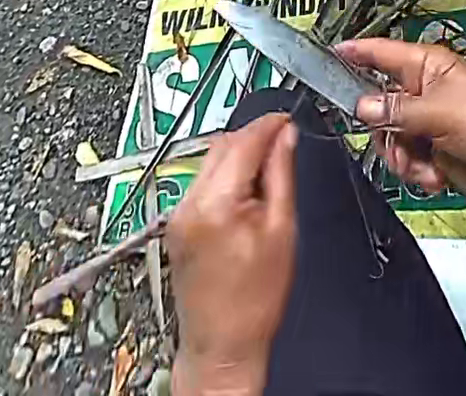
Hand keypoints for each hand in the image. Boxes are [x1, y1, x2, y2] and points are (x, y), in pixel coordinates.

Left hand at [166, 112, 296, 395]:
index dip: (270, 124)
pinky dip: (227, 174)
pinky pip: (204, 180)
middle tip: (284, 142)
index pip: (244, 141)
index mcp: (216, 203)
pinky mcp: (177, 223)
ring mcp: (179, 214)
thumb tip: (286, 136)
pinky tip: (247, 190)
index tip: (288, 120)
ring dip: (240, 154)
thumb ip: (283, 172)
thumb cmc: (254, 300)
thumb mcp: (283, 227)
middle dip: (255, 137)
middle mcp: (189, 204)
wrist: (223, 345)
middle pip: (223, 144)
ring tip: (268, 171)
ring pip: (211, 158)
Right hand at [335, 39, 465, 193]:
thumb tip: (361, 104)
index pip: (382, 52)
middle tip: (401, 151)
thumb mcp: (437, 112)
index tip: (332, 52)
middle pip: (380, 106)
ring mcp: (428, 116)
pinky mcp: (434, 142)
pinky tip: (436, 176)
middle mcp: (422, 87)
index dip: (357, 51)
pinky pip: (409, 155)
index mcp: (425, 65)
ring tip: (427, 169)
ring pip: (392, 136)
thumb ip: (395, 109)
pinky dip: (419, 170)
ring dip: (405, 158)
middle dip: (388, 135)